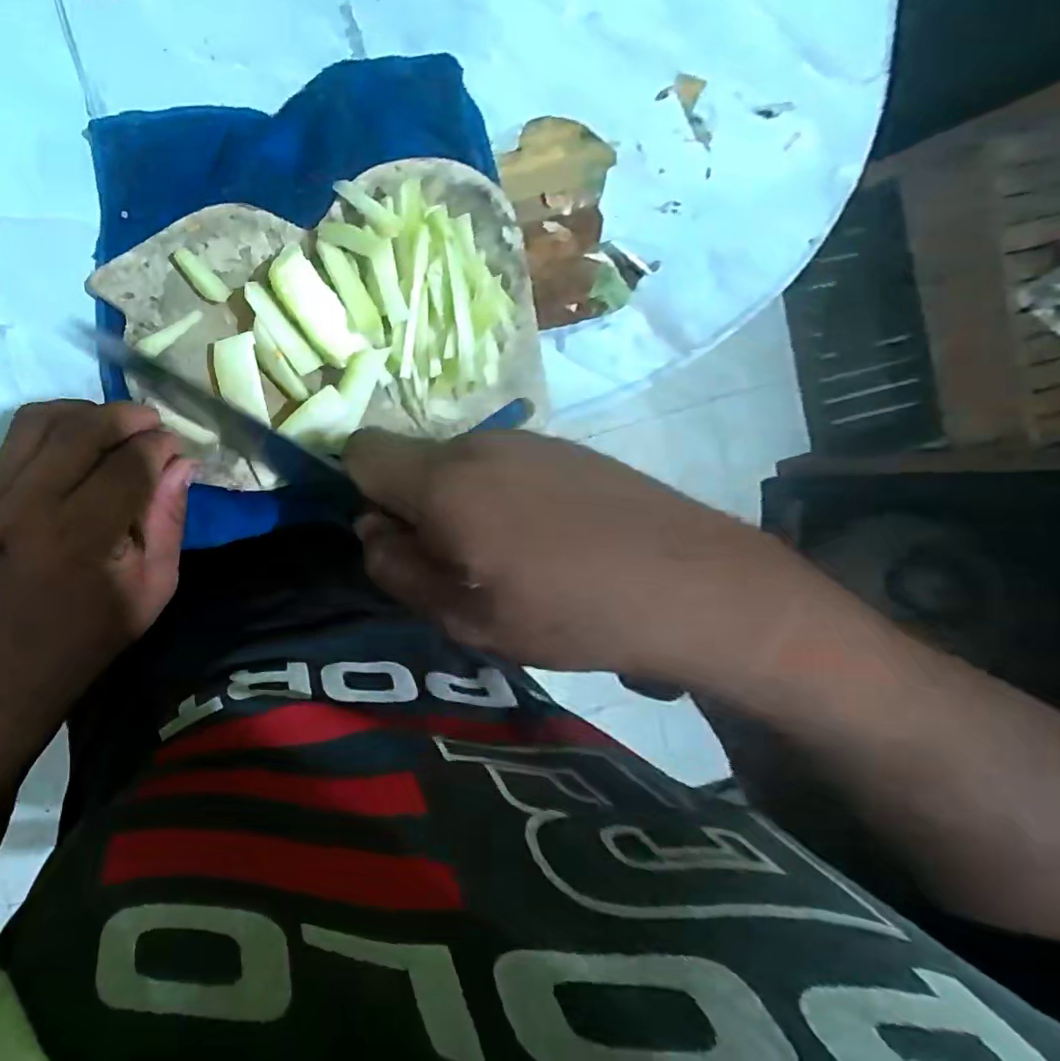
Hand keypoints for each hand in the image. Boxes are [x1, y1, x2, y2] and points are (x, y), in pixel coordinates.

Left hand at [0, 401, 194, 700]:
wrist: (25, 655)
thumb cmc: (99, 627)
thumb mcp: (155, 584)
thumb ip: (169, 518)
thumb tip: (180, 461)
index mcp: (83, 538)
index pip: (128, 465)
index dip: (160, 447)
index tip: (177, 450)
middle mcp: (35, 506)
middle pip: (85, 430)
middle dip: (129, 417)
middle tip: (154, 425)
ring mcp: (5, 495)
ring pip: (46, 418)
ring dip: (90, 412)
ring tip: (118, 427)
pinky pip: (22, 432)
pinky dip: (57, 420)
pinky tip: (83, 436)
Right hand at [342, 428, 827, 685]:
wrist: (701, 590)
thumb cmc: (570, 614)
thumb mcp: (465, 618)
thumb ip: (398, 570)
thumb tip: (370, 529)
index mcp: (444, 481)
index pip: (360, 451)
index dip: (358, 492)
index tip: (392, 539)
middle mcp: (478, 444)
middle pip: (409, 460)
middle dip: (409, 506)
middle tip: (450, 564)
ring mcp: (527, 441)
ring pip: (455, 464)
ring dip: (456, 504)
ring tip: (504, 560)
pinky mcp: (565, 449)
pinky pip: (500, 465)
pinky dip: (496, 497)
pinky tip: (544, 542)